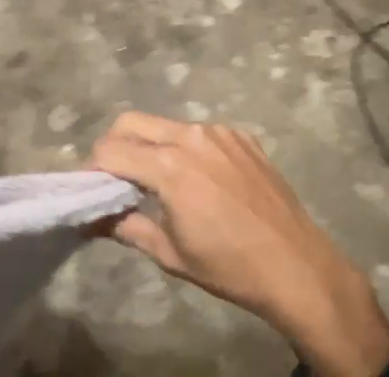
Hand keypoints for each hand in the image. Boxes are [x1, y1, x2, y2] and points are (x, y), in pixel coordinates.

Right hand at [91, 113, 388, 376]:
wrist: (298, 267)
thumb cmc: (230, 267)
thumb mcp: (170, 254)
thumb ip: (127, 227)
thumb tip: (92, 219)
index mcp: (168, 165)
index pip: (110, 149)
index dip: (92, 168)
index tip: (90, 187)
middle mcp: (190, 136)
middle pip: (131, 122)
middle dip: (115, 144)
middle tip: (115, 177)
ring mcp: (219, 132)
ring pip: (166, 124)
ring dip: (151, 144)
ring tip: (159, 179)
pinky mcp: (242, 136)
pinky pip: (200, 132)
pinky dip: (186, 148)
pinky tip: (200, 180)